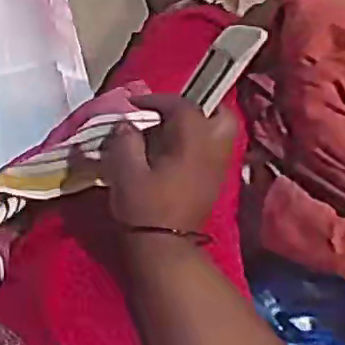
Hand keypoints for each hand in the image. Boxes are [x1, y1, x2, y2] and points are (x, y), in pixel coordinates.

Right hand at [101, 94, 236, 232]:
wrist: (164, 245)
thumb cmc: (144, 206)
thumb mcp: (124, 170)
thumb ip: (125, 140)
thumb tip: (126, 124)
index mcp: (193, 143)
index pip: (183, 106)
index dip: (157, 99)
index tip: (133, 104)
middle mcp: (214, 150)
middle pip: (220, 115)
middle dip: (195, 108)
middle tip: (166, 113)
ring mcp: (218, 166)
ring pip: (219, 133)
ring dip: (195, 125)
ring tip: (165, 131)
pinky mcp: (213, 180)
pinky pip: (211, 148)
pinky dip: (194, 142)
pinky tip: (169, 151)